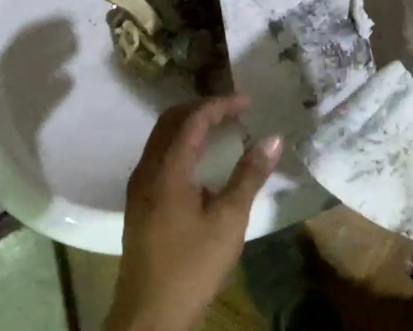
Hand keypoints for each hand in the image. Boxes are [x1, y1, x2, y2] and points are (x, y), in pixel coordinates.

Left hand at [106, 96, 283, 330]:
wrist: (148, 317)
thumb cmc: (191, 267)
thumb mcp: (228, 221)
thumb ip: (249, 176)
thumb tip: (273, 138)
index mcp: (167, 169)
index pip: (193, 119)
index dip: (221, 105)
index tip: (249, 103)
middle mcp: (147, 170)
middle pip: (171, 120)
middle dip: (203, 108)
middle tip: (235, 110)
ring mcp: (139, 187)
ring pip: (162, 137)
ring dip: (191, 125)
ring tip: (223, 127)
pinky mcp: (140, 203)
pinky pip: (160, 155)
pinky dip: (182, 144)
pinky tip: (203, 161)